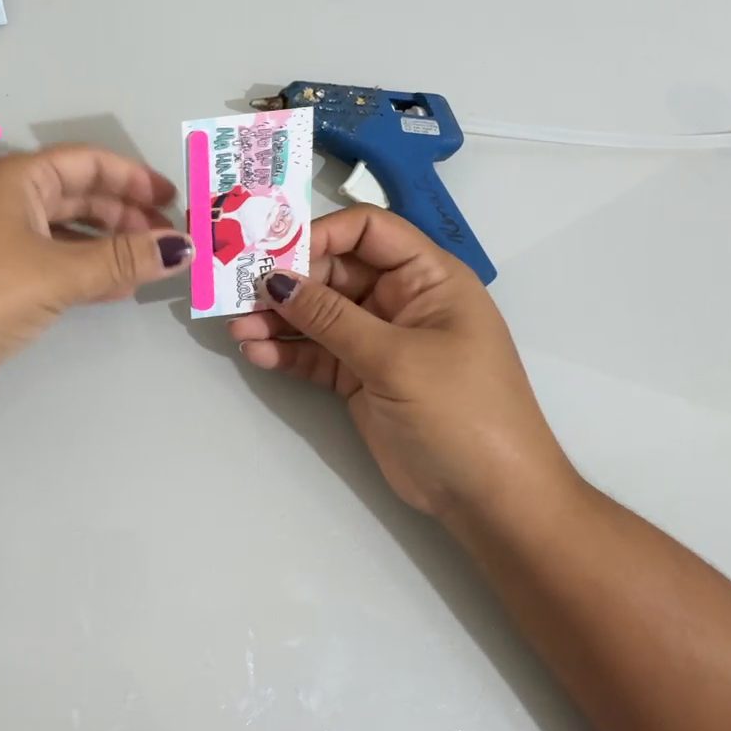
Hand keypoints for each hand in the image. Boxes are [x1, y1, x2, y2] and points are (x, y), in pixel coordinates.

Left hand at [0, 146, 191, 382]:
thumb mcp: (58, 273)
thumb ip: (122, 258)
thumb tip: (183, 247)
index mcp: (19, 179)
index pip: (88, 163)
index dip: (133, 178)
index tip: (172, 200)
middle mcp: (13, 199)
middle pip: (83, 195)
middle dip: (127, 215)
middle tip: (170, 239)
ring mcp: (8, 237)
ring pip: (73, 230)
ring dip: (113, 245)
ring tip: (155, 264)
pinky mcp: (8, 273)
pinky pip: (60, 259)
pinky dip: (92, 268)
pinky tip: (123, 286)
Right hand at [228, 206, 578, 521]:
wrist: (491, 500)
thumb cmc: (463, 413)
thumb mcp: (395, 358)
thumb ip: (330, 317)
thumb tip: (274, 280)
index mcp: (427, 279)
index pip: (368, 230)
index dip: (321, 234)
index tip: (275, 254)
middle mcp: (398, 300)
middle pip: (331, 271)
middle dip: (286, 282)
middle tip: (240, 293)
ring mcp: (376, 339)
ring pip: (314, 313)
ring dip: (276, 318)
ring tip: (239, 329)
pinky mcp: (356, 375)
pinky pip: (312, 351)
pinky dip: (284, 350)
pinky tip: (255, 353)